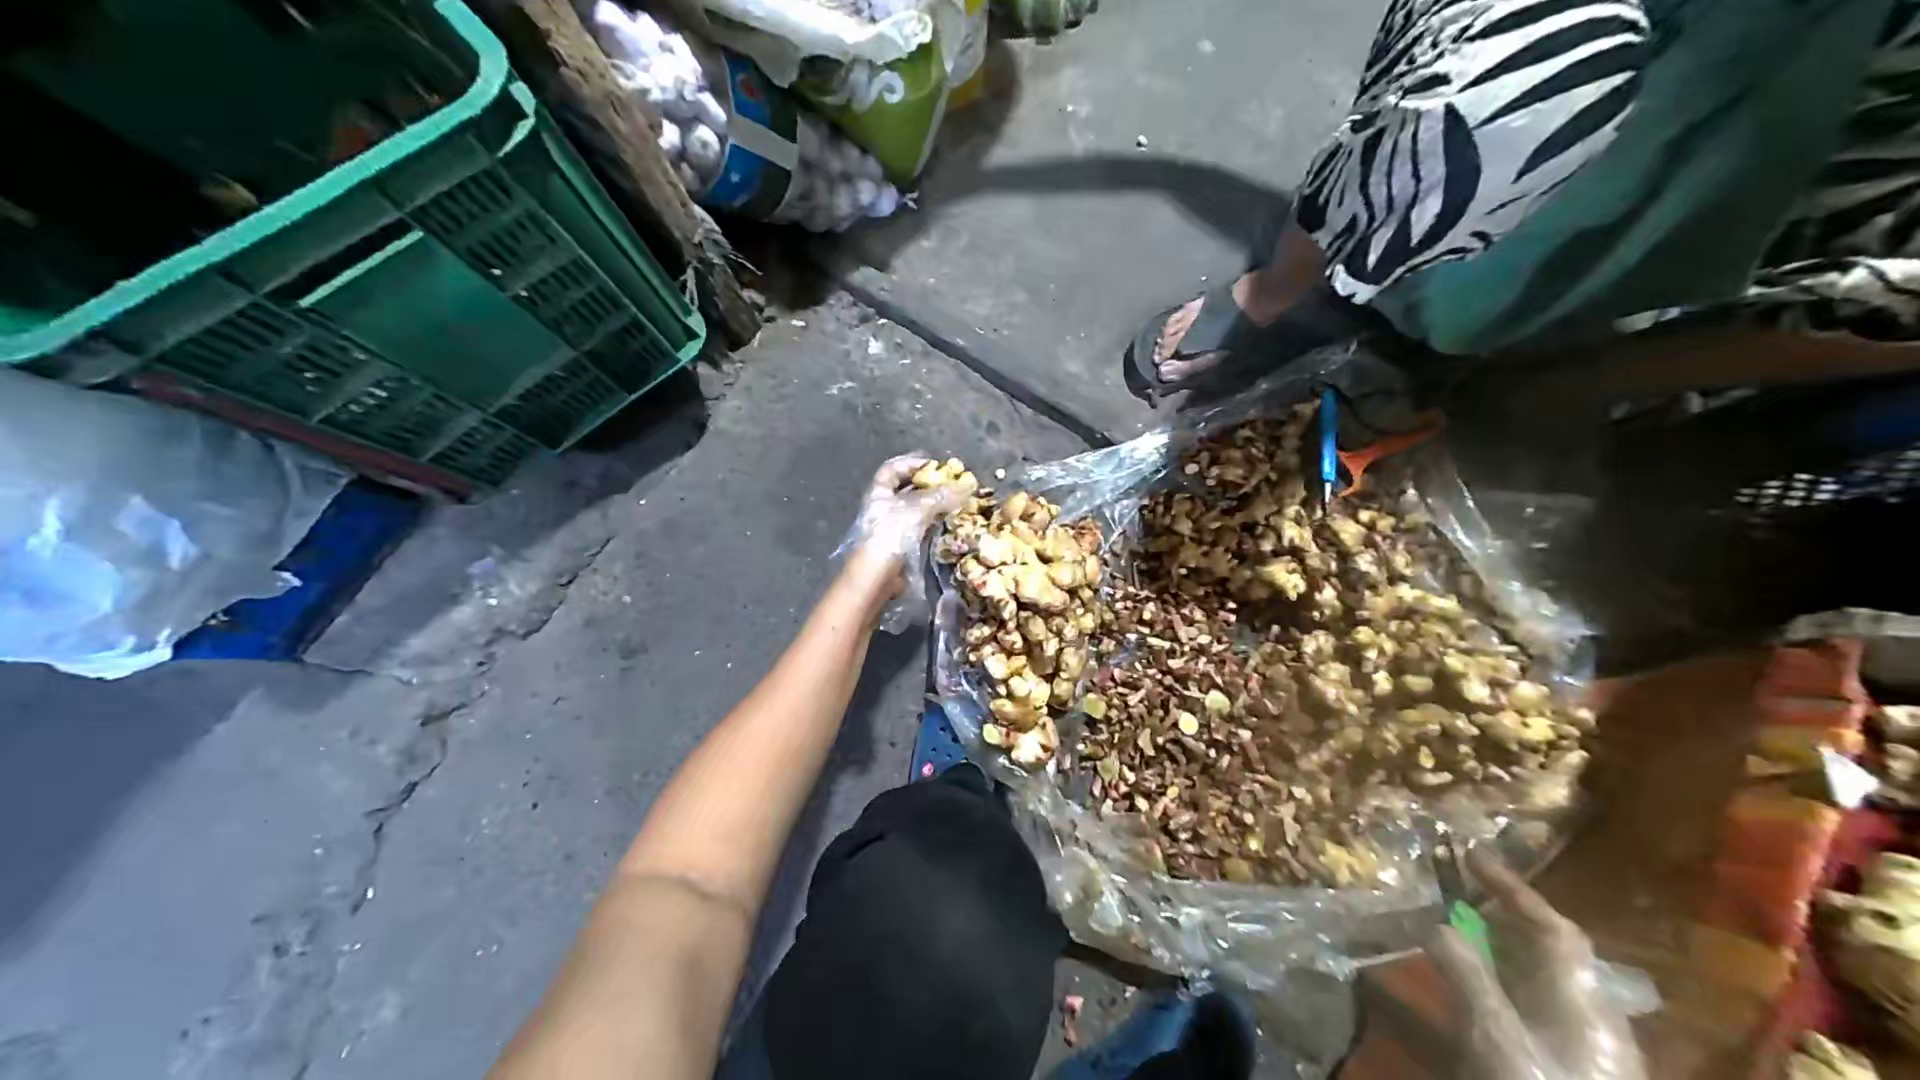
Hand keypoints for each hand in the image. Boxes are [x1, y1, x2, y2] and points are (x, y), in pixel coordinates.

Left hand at [840, 455, 967, 598]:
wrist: (878, 575)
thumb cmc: (891, 534)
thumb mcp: (917, 509)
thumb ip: (941, 496)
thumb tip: (967, 485)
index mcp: (879, 492)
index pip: (893, 468)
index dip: (911, 462)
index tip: (933, 464)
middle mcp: (884, 507)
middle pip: (906, 489)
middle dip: (928, 484)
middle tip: (950, 482)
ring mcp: (892, 526)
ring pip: (915, 509)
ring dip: (934, 503)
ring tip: (955, 499)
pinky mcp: (902, 544)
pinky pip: (921, 526)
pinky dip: (934, 521)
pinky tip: (949, 520)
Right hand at [1426, 850, 1645, 1079]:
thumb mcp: (1495, 1037)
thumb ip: (1466, 976)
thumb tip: (1437, 922)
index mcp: (1582, 999)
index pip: (1553, 927)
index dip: (1513, 887)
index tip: (1471, 854)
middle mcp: (1592, 1012)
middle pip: (1551, 949)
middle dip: (1503, 915)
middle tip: (1457, 892)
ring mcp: (1587, 1043)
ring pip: (1544, 977)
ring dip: (1501, 947)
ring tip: (1458, 932)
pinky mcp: (1574, 1065)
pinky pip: (1537, 1003)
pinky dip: (1504, 980)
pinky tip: (1478, 989)